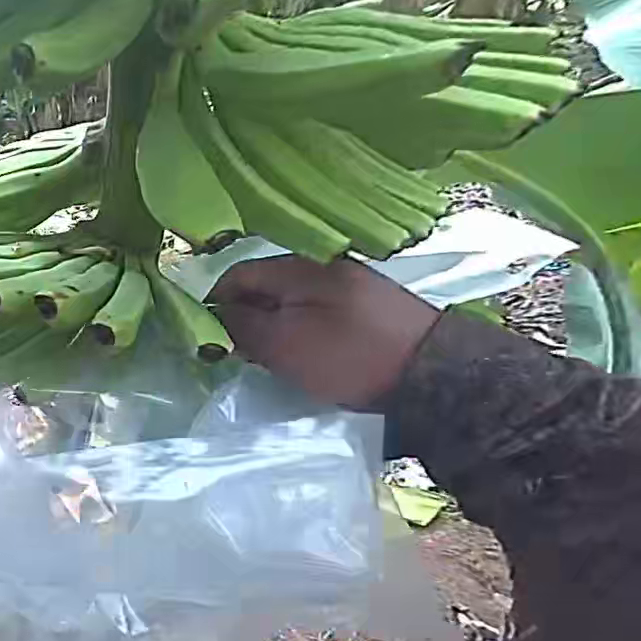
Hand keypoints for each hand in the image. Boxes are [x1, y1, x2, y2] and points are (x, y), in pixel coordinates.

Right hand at [210, 255, 440, 409]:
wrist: (434, 375)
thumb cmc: (347, 356)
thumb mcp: (281, 343)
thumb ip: (239, 324)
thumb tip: (213, 314)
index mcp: (300, 267)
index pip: (236, 274)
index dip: (213, 302)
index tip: (206, 334)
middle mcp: (322, 266)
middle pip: (261, 285)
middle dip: (241, 316)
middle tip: (234, 351)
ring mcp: (347, 283)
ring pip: (286, 299)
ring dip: (268, 324)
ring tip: (265, 355)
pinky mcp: (364, 305)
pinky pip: (312, 309)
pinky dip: (295, 327)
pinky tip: (298, 351)